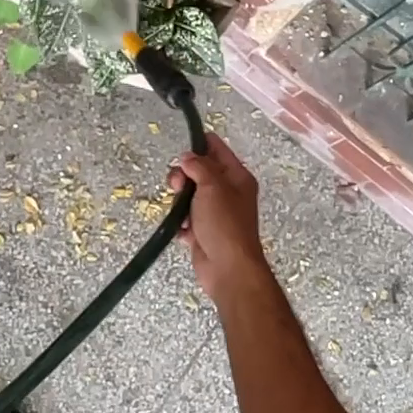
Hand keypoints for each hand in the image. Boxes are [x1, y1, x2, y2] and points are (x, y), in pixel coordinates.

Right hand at [168, 135, 271, 302]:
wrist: (227, 267)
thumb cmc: (224, 223)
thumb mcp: (213, 186)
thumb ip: (199, 166)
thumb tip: (187, 156)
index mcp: (236, 177)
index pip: (216, 149)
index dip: (198, 145)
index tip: (180, 150)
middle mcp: (227, 192)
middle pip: (197, 172)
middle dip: (182, 176)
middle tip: (176, 186)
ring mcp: (214, 213)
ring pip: (188, 196)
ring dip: (179, 202)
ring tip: (180, 213)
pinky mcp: (202, 232)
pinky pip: (185, 219)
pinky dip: (181, 223)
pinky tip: (183, 230)